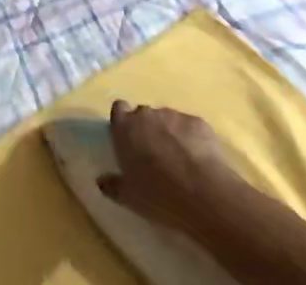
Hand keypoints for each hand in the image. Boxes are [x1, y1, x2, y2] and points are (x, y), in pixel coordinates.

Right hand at [97, 101, 239, 228]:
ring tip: (181, 160)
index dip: (124, 121)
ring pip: (168, 119)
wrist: (204, 195)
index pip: (118, 109)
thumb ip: (112, 185)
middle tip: (155, 154)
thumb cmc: (158, 196)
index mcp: (124, 128)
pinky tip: (199, 160)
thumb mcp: (128, 197)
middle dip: (148, 129)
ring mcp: (173, 116)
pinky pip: (191, 127)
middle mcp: (146, 115)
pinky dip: (192, 138)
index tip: (129, 138)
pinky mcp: (198, 123)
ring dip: (170, 133)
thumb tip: (101, 180)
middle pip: (144, 114)